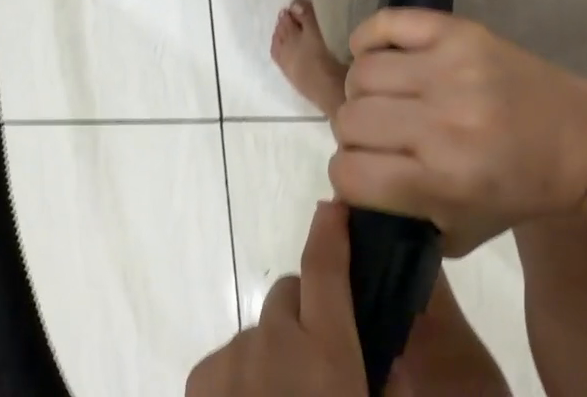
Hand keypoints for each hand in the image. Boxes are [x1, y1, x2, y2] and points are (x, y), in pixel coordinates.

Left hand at [187, 202, 399, 395]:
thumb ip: (383, 378)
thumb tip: (386, 354)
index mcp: (326, 356)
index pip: (325, 270)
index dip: (331, 232)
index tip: (335, 207)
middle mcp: (273, 343)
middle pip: (290, 295)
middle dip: (308, 312)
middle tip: (324, 365)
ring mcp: (231, 361)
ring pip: (260, 331)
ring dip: (277, 351)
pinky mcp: (200, 381)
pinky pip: (231, 359)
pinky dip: (246, 374)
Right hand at [328, 10, 586, 255]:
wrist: (583, 144)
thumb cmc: (519, 193)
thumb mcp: (458, 231)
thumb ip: (397, 215)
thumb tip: (344, 184)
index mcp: (445, 179)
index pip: (349, 172)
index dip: (349, 176)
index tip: (366, 173)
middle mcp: (444, 122)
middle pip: (350, 120)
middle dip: (356, 134)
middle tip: (381, 135)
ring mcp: (451, 69)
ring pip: (360, 73)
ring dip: (363, 90)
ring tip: (387, 98)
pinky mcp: (458, 32)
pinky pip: (384, 24)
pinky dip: (369, 40)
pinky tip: (384, 58)